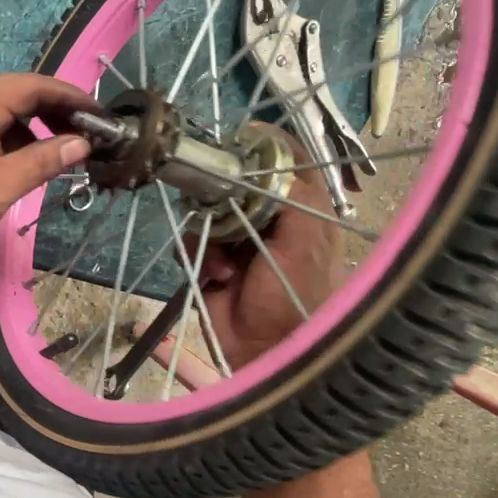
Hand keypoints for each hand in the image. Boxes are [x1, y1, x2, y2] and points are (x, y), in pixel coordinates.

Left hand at [0, 73, 101, 276]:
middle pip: (9, 94)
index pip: (26, 85)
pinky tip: (19, 164)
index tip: (95, 110)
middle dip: (47, 107)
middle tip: (79, 126)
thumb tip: (81, 143)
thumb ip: (44, 160)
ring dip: (26, 127)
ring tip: (54, 150)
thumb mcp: (3, 186)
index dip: (65, 94)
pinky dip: (4, 141)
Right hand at [195, 157, 345, 370]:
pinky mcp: (209, 264)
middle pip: (234, 183)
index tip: (234, 145)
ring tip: (222, 263)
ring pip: (206, 213)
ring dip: (208, 234)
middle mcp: (270, 219)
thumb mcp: (306, 242)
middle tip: (216, 205)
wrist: (269, 353)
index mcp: (304, 208)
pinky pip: (190, 242)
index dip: (258, 149)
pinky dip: (195, 256)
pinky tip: (212, 276)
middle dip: (220, 195)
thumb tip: (267, 156)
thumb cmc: (299, 296)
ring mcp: (237, 241)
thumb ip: (293, 196)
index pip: (282, 161)